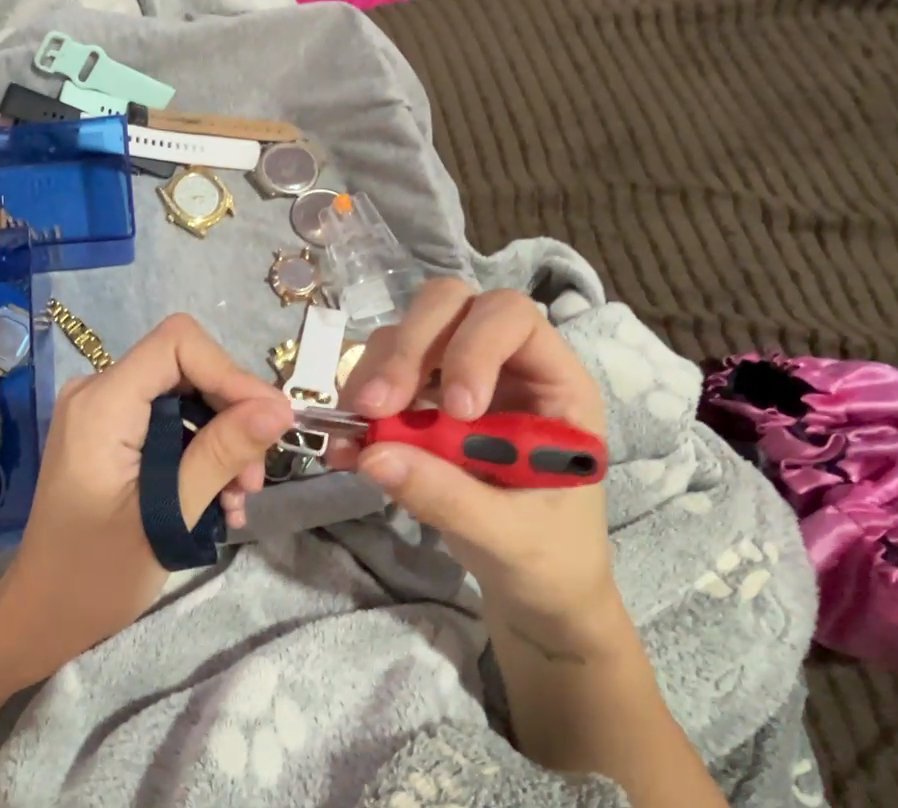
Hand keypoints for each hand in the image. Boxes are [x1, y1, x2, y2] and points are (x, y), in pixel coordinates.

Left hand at [0, 314, 293, 683]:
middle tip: (254, 479)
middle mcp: (97, 392)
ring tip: (239, 500)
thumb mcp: (168, 514)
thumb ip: (220, 453)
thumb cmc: (97, 573)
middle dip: (231, 414)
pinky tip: (219, 501)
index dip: (231, 372)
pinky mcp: (109, 435)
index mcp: (101, 403)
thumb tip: (279, 408)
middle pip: (185, 368)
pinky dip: (199, 453)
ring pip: (183, 397)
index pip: (177, 343)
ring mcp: (100, 413)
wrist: (45, 611)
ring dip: (221, 441)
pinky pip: (166, 422)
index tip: (271, 421)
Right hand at [335, 279, 623, 652]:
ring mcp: (454, 379)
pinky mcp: (418, 403)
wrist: (533, 591)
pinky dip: (355, 404)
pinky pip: (379, 377)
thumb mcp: (510, 536)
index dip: (473, 346)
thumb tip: (371, 456)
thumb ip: (447, 495)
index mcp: (552, 383)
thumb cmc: (547, 559)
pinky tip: (344, 447)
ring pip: (404, 336)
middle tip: (376, 408)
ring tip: (356, 432)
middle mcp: (501, 365)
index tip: (455, 411)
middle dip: (406, 350)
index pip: (511, 318)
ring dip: (374, 376)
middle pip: (447, 306)